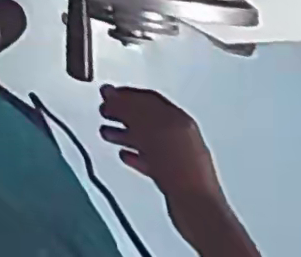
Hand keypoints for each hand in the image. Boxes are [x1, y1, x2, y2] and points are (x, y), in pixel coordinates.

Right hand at [98, 86, 222, 205]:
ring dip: (124, 133)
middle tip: (104, 109)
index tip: (107, 93)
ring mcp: (178, 156)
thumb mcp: (147, 130)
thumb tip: (110, 93)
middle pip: (145, 117)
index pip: (147, 98)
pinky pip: (150, 159)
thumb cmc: (179, 166)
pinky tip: (125, 155)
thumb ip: (126, 109)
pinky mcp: (174, 177)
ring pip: (145, 138)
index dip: (124, 94)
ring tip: (107, 133)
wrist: (196, 209)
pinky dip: (135, 154)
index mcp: (178, 118)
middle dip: (122, 113)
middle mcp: (180, 135)